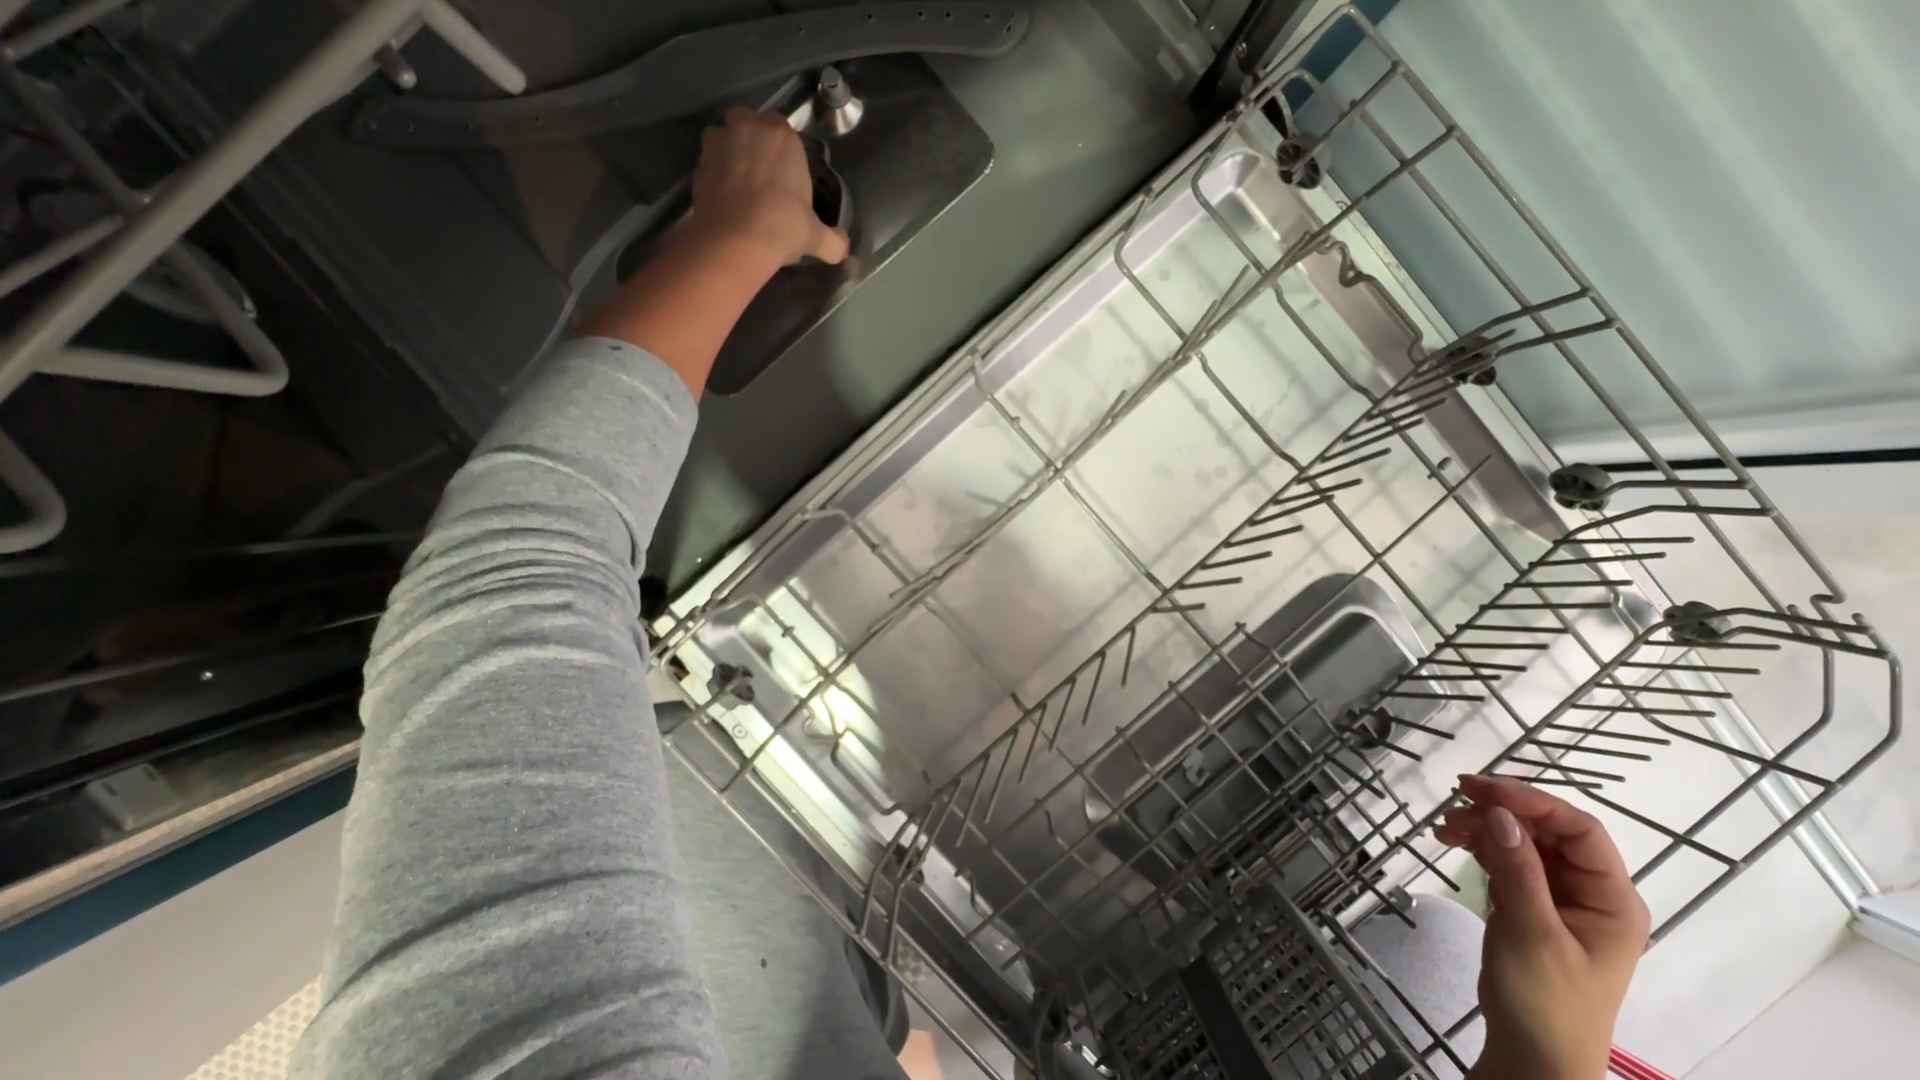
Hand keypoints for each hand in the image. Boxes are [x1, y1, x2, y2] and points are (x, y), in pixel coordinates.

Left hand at [692, 106, 848, 266]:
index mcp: (782, 137)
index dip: (780, 144)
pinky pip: (705, 161)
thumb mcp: (815, 236)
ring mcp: (718, 144)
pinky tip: (721, 195)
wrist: (736, 240)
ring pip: (719, 134)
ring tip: (735, 176)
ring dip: (726, 148)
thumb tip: (844, 249)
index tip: (784, 166)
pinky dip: (712, 173)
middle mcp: (748, 130)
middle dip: (749, 135)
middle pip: (746, 119)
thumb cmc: (783, 226)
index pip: (780, 124)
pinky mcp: (698, 165)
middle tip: (758, 165)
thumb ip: (832, 240)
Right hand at [1437, 775, 1650, 1079]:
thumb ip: (1519, 871)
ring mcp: (1561, 899)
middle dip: (1502, 811)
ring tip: (1444, 828)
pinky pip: (1509, 861)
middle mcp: (1591, 892)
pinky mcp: (1532, 907)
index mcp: (1613, 899)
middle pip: (1549, 831)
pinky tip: (1453, 842)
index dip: (1532, 802)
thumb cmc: (1546, 1001)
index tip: (1481, 790)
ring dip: (1486, 827)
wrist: (1533, 1058)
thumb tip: (1499, 813)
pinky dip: (1481, 847)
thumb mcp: (1532, 934)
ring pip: (1525, 842)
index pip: (1580, 830)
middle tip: (1454, 802)